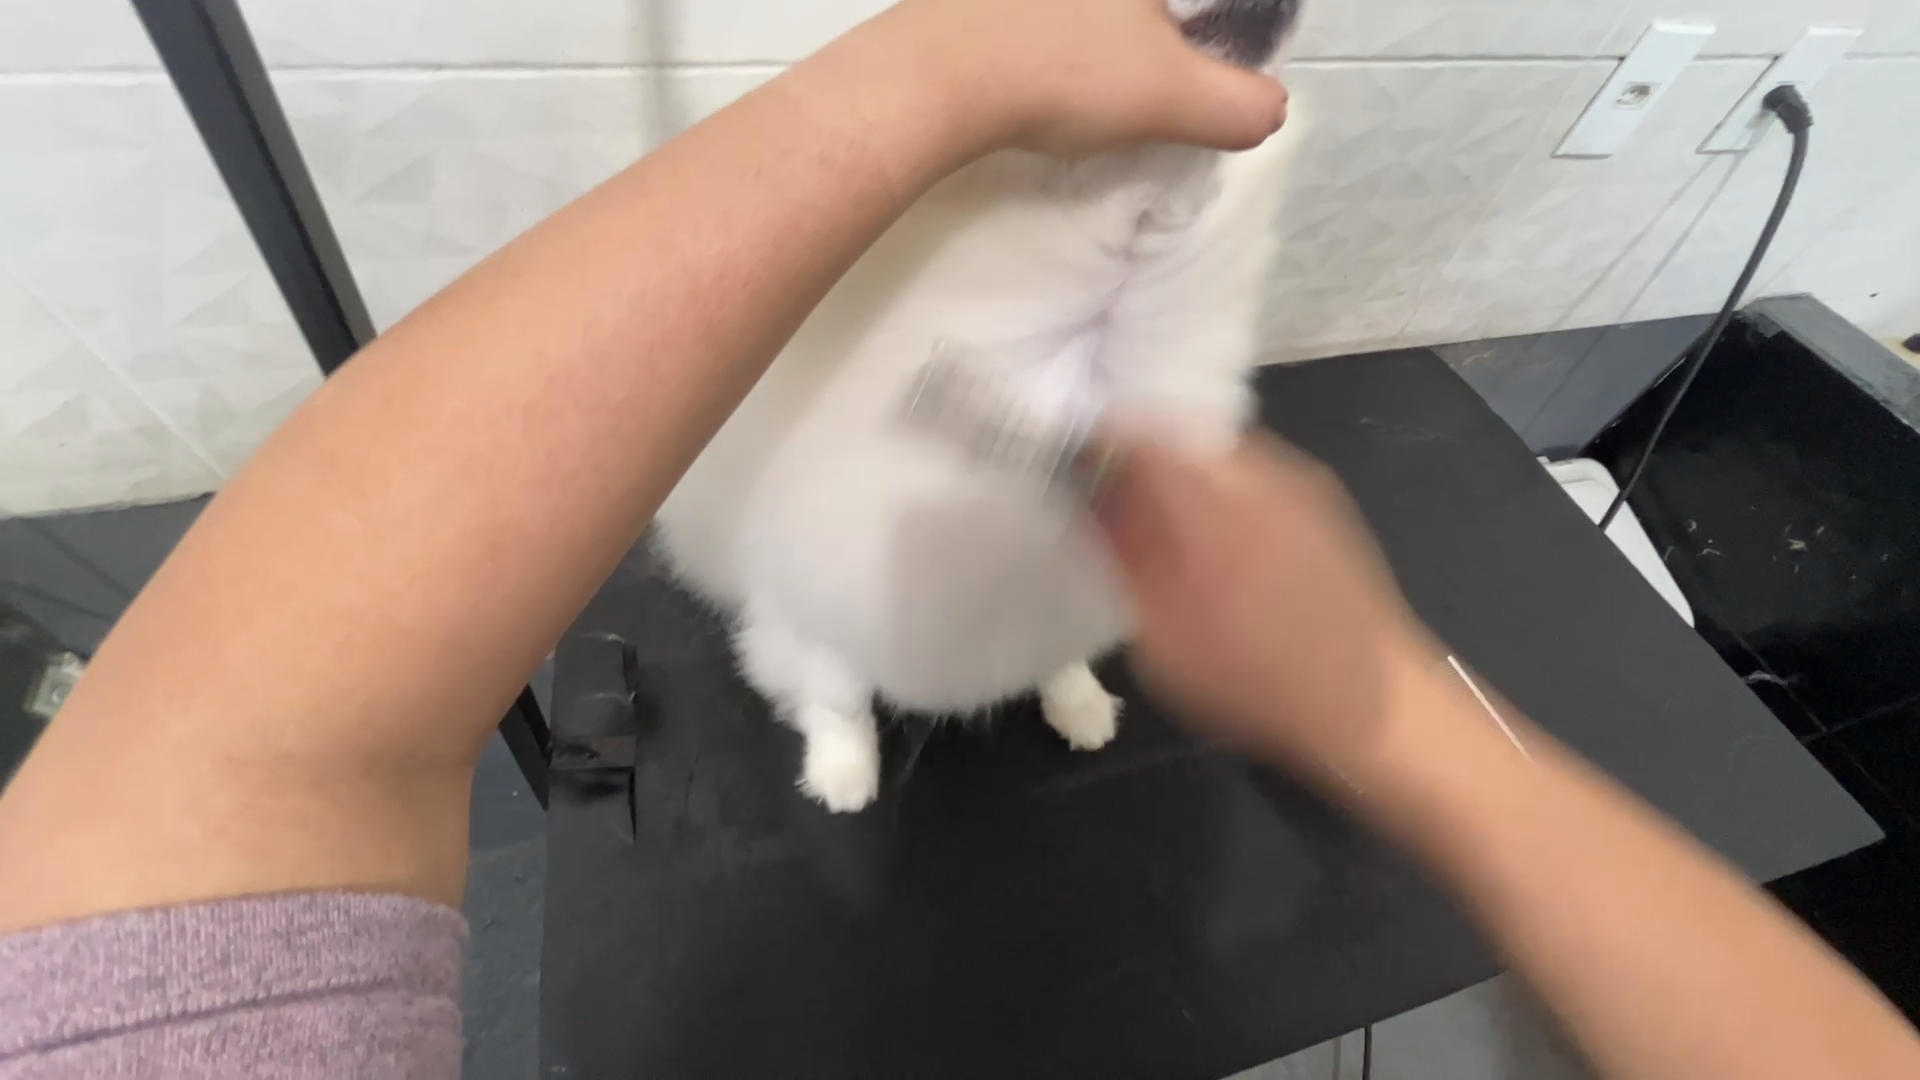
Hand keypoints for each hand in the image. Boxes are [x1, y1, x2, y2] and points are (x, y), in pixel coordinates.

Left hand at [871, 0, 1289, 156]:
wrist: (944, 79)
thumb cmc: (1067, 72)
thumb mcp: (1168, 96)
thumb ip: (1232, 105)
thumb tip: (1270, 112)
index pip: (1203, 7)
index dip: (1218, 30)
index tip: (1203, 69)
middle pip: (1148, 13)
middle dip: (1163, 33)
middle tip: (1150, 87)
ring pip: (1096, 19)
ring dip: (1106, 35)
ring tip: (1097, 87)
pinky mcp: (985, 4)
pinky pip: (1046, 23)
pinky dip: (1058, 37)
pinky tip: (1051, 74)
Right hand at [1095, 435, 1436, 781]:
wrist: (1380, 710)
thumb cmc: (1256, 681)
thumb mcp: (1159, 632)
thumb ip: (1118, 555)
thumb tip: (1084, 498)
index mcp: (1210, 496)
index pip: (1133, 427)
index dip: (1092, 439)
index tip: (1066, 467)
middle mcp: (1257, 469)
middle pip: (1173, 431)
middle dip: (1130, 460)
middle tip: (1104, 505)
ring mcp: (1297, 481)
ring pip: (1208, 452)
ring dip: (1170, 476)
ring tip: (1152, 528)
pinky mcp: (1318, 502)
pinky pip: (1243, 474)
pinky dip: (1208, 491)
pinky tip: (1207, 542)